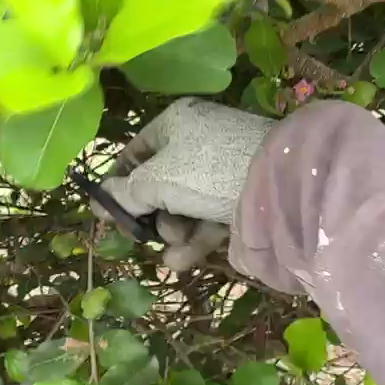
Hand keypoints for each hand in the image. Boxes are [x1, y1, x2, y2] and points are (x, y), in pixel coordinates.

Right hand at [98, 98, 275, 269]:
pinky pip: (208, 215)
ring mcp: (221, 168)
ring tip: (171, 253)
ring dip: (172, 232)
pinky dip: (194, 238)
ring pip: (184, 205)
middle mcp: (198, 141)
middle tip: (144, 236)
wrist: (283, 183)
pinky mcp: (241, 194)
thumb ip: (126, 193)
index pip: (135, 153)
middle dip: (150, 215)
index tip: (108, 215)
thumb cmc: (209, 171)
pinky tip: (181, 260)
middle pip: (158, 183)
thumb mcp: (157, 181)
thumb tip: (101, 200)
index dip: (118, 185)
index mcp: (175, 123)